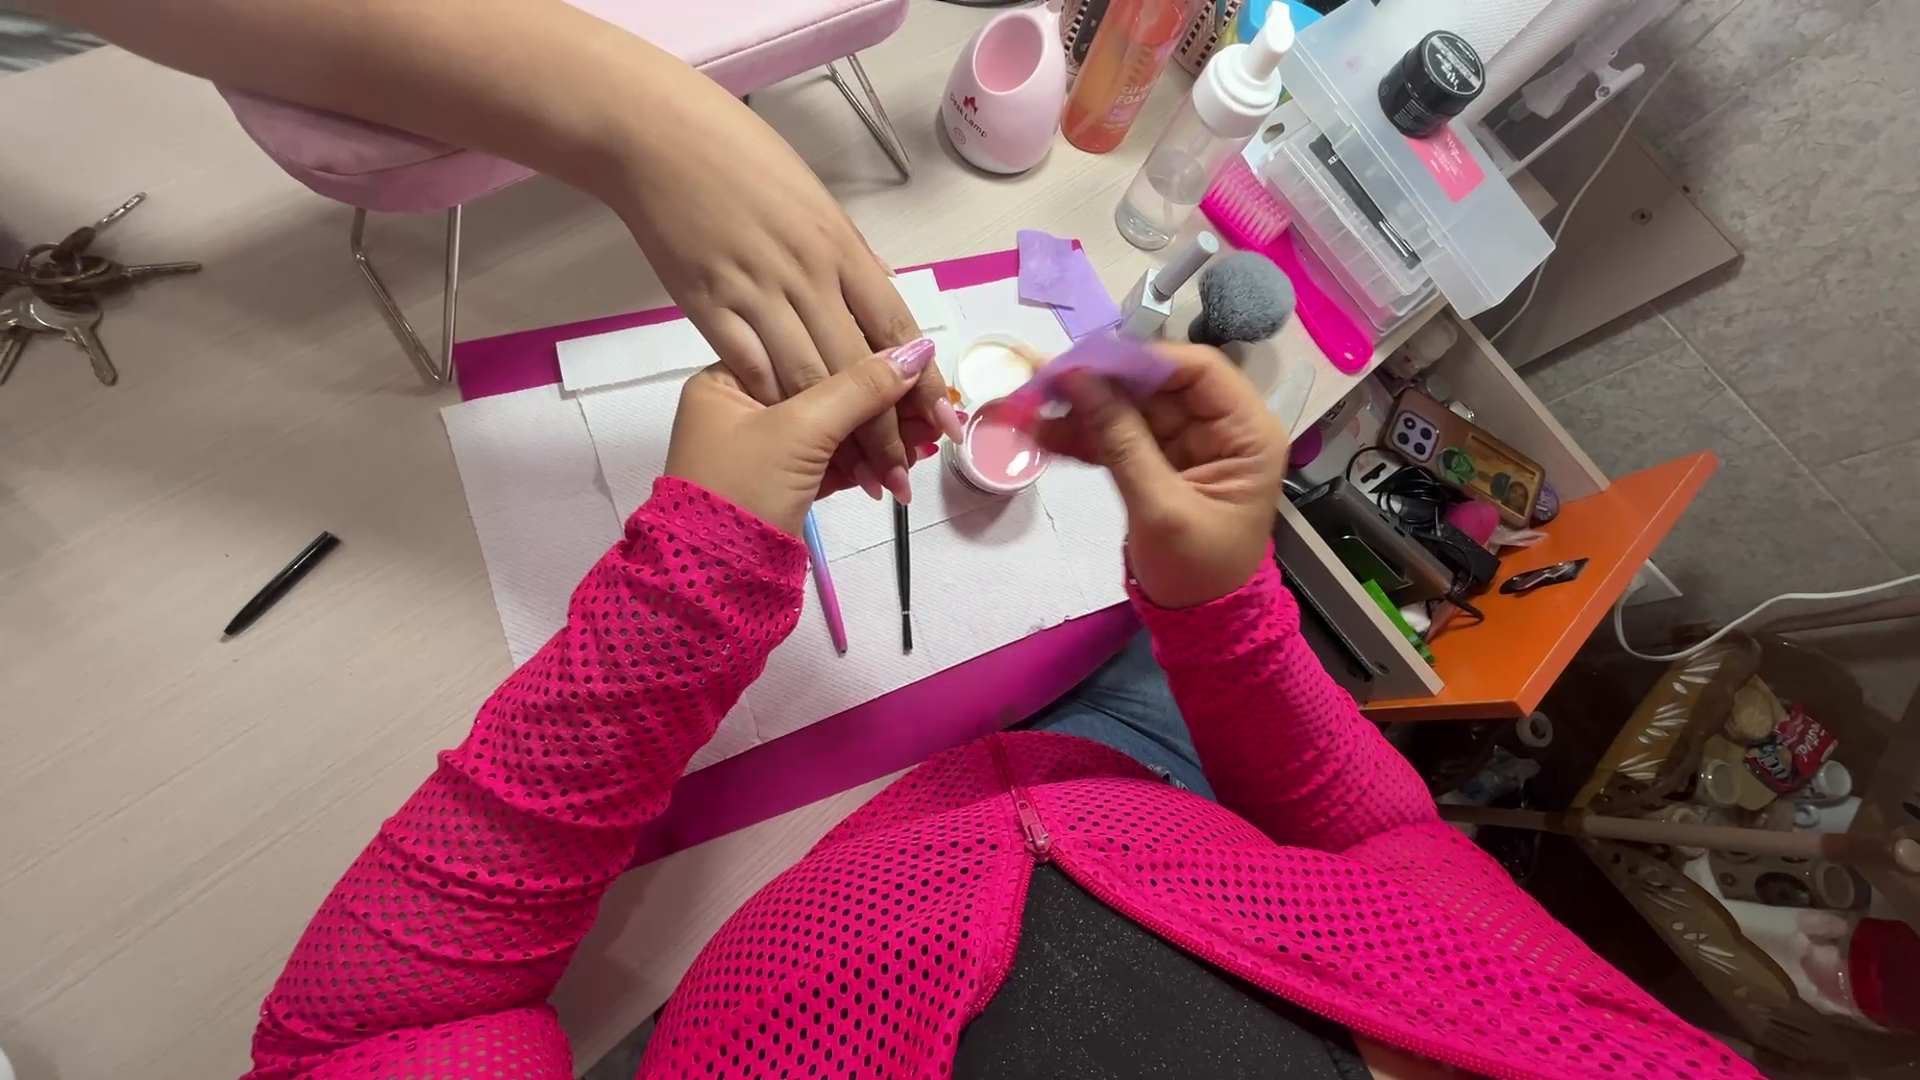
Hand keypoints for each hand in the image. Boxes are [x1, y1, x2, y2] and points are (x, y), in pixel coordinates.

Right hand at [608, 76, 960, 502]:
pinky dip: (779, 411)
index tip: (946, 422)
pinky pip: (752, 371)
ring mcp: (755, 293)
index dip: (924, 381)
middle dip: (886, 430)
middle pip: (856, 368)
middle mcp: (806, 274)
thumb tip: (883, 299)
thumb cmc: (740, 158)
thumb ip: (849, 260)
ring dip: (839, 438)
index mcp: (839, 246)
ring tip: (866, 478)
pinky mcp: (707, 308)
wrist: (651, 134)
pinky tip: (799, 443)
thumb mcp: (814, 202)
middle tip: (904, 474)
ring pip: (808, 380)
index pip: (895, 326)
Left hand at [665, 339, 941, 536]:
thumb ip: (861, 387)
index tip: (916, 379)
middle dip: (883, 411)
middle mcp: (743, 408)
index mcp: (728, 380)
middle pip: (828, 395)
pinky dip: (864, 467)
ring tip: (923, 449)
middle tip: (930, 421)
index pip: (810, 353)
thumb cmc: (745, 490)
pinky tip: (899, 472)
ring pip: (835, 432)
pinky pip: (830, 463)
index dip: (867, 366)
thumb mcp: (802, 429)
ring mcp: (763, 450)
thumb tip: (919, 349)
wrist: (716, 581)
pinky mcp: (782, 484)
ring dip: (882, 442)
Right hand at [1038, 345, 1289, 608]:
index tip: (1084, 364)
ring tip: (1030, 410)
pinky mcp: (1156, 463)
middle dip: (1098, 384)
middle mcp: (1218, 428)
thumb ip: (1121, 441)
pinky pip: (1117, 437)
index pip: (1196, 370)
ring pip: (1129, 410)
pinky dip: (1082, 437)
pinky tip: (1043, 435)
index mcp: (1245, 432)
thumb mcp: (1161, 507)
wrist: (1199, 622)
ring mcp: (1185, 445)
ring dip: (1080, 411)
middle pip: (1154, 386)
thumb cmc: (1197, 570)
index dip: (1140, 361)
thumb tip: (1079, 381)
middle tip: (1042, 381)